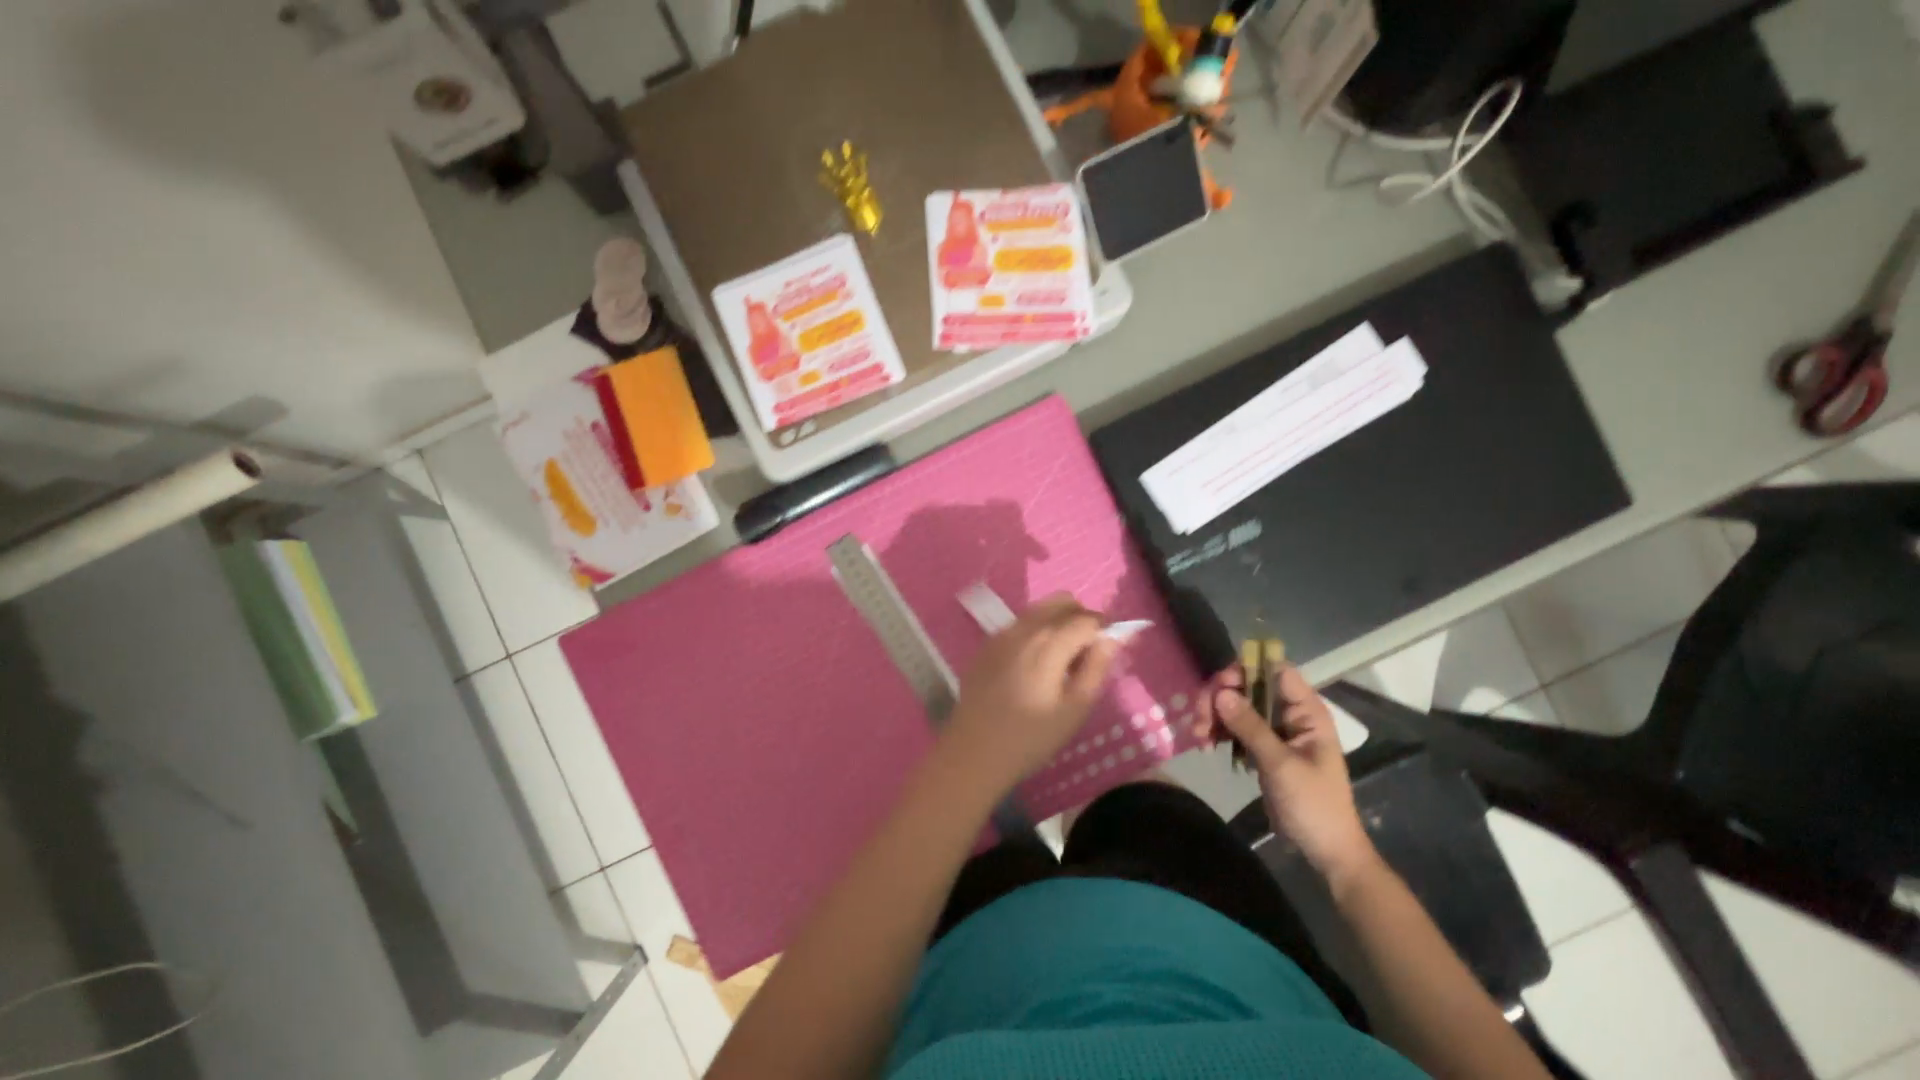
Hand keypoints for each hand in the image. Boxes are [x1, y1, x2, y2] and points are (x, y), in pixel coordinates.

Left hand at [943, 594, 1118, 791]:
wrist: (974, 752)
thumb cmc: (1031, 738)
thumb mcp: (1075, 709)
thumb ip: (1097, 667)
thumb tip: (1114, 638)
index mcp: (1051, 642)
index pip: (1089, 618)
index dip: (1105, 630)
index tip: (1108, 651)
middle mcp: (1025, 628)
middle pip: (1063, 603)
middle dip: (1082, 619)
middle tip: (1086, 653)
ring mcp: (1001, 634)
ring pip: (1039, 610)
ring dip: (1058, 622)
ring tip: (1061, 659)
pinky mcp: (986, 646)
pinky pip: (1018, 624)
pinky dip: (1035, 631)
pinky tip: (1033, 665)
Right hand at [1195, 664, 1378, 885]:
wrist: (1325, 848)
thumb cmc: (1312, 804)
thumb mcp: (1280, 765)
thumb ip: (1251, 727)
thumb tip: (1221, 693)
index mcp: (1307, 711)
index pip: (1275, 670)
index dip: (1245, 670)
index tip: (1219, 690)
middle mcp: (1291, 713)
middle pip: (1249, 685)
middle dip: (1220, 697)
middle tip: (1199, 720)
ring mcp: (1276, 730)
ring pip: (1238, 706)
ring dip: (1215, 715)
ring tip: (1199, 738)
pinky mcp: (1264, 748)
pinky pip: (1237, 727)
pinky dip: (1220, 732)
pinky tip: (1207, 746)